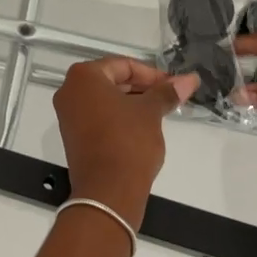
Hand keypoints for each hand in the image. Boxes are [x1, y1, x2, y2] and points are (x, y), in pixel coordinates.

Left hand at [51, 59, 197, 229]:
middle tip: (170, 98)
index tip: (174, 85)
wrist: (108, 191)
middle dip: (143, 88)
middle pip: (112, 80)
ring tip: (160, 112)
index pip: (123, 65)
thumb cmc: (128, 141)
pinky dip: (119, 117)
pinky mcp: (73, 135)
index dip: (152, 74)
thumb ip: (167, 92)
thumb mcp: (151, 112)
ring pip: (105, 99)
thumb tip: (188, 79)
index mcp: (83, 76)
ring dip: (133, 102)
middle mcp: (69, 90)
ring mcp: (68, 114)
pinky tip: (141, 127)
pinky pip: (98, 116)